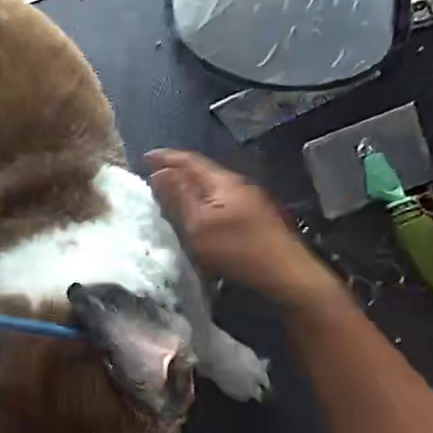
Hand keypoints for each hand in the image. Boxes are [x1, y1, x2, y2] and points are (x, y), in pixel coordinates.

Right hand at [146, 149, 341, 304]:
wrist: (287, 274)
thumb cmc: (238, 249)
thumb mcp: (199, 225)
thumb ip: (178, 197)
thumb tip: (160, 173)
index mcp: (223, 182)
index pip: (189, 161)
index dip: (165, 157)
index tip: (144, 158)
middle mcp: (238, 184)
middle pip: (202, 172)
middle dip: (177, 173)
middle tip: (154, 181)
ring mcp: (250, 200)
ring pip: (212, 188)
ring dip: (190, 190)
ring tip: (172, 199)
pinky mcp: (256, 216)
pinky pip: (221, 201)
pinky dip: (203, 203)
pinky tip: (199, 216)